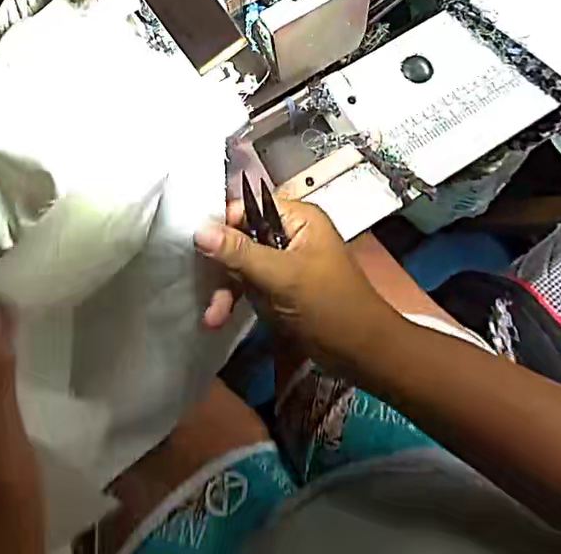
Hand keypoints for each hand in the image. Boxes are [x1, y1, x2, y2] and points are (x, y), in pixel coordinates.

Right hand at [194, 195, 399, 370]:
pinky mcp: (282, 288)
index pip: (250, 207)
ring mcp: (286, 262)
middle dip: (223, 266)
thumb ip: (240, 252)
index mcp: (298, 218)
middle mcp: (291, 234)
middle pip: (243, 237)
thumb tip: (199, 229)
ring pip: (243, 265)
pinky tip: (221, 319)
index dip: (223, 224)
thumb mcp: (281, 276)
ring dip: (226, 289)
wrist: (363, 353)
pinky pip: (251, 285)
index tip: (197, 245)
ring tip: (213, 316)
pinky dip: (237, 300)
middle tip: (202, 285)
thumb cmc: (328, 305)